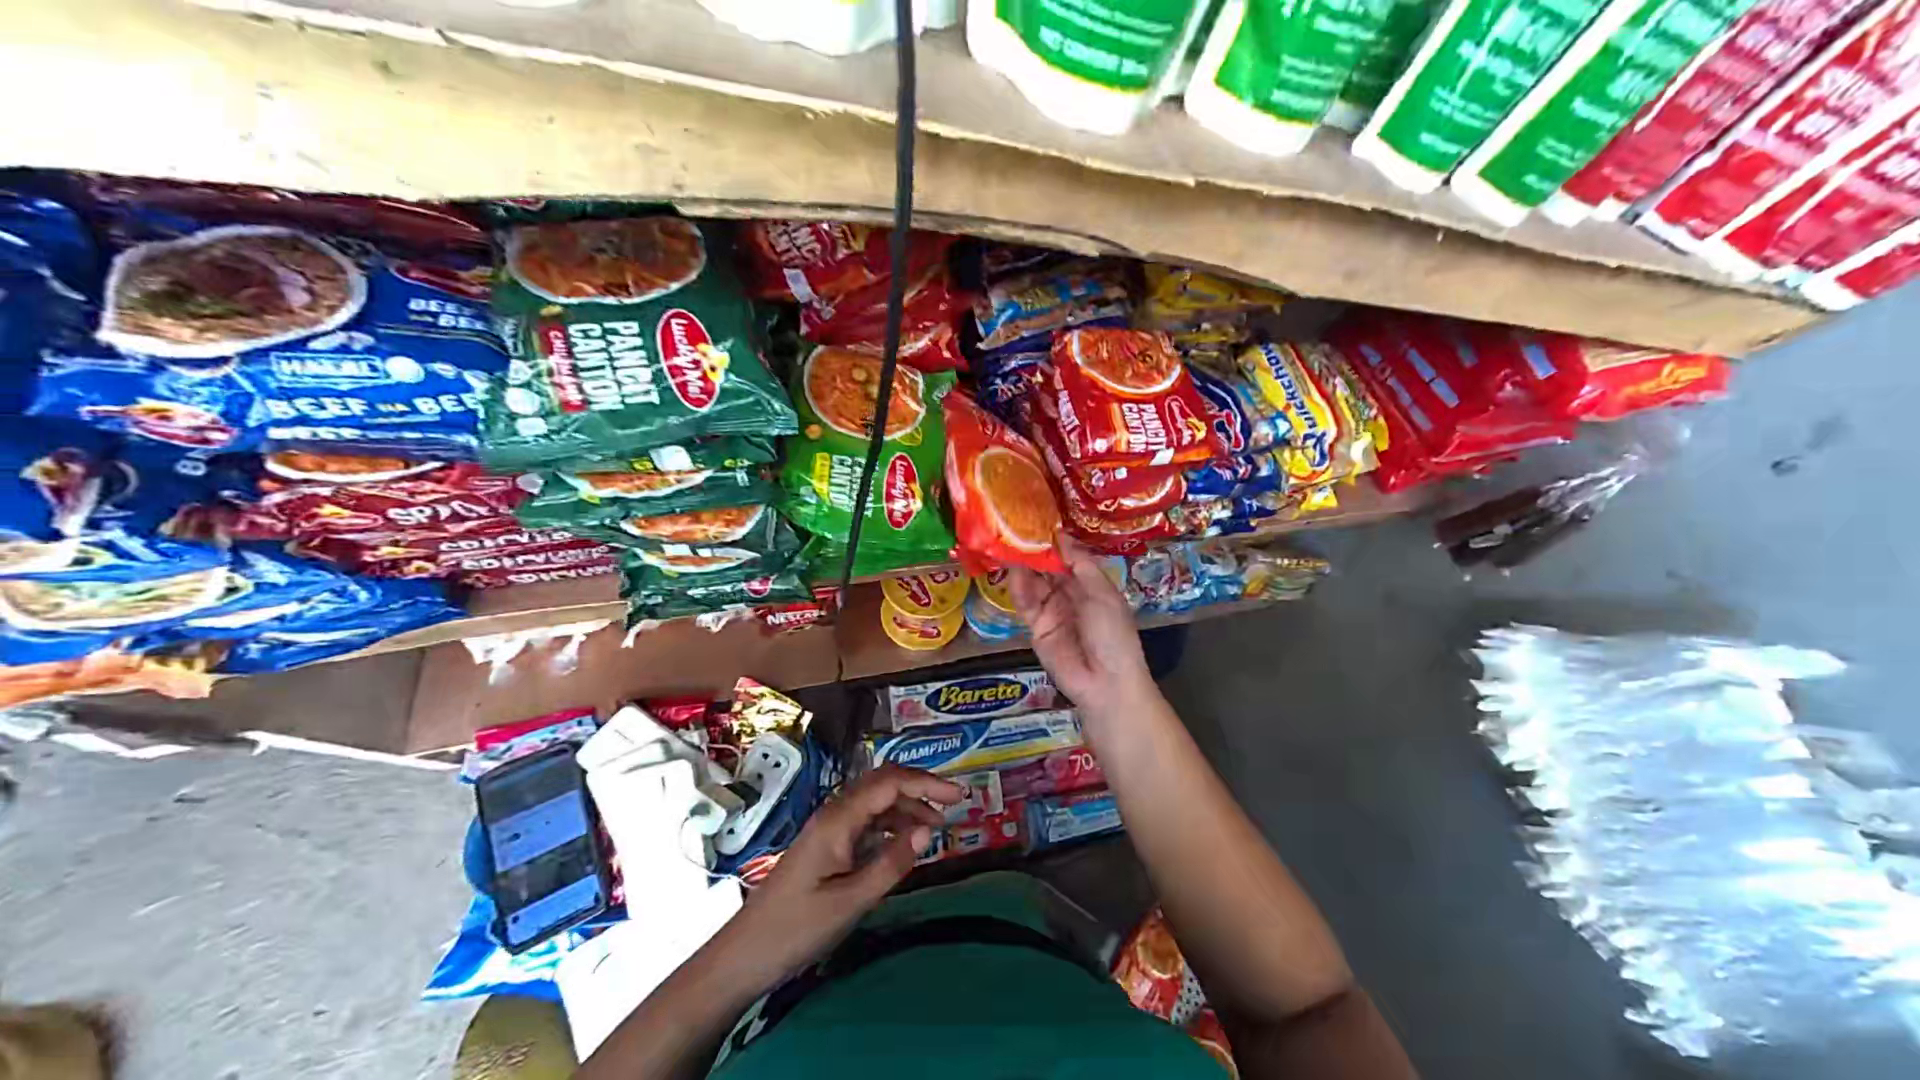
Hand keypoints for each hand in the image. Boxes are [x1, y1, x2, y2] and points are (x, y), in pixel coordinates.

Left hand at [726, 765, 961, 979]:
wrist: (744, 955)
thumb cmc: (796, 929)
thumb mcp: (850, 902)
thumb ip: (891, 864)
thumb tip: (929, 831)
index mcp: (837, 820)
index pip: (889, 783)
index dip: (926, 782)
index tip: (959, 795)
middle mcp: (833, 815)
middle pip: (882, 784)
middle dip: (919, 788)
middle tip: (953, 805)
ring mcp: (828, 830)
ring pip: (875, 803)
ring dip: (907, 808)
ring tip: (936, 829)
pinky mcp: (826, 847)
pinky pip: (865, 823)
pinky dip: (891, 826)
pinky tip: (905, 844)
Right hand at [1006, 533, 1156, 718]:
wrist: (1105, 682)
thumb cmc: (1113, 634)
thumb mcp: (1102, 594)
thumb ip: (1080, 564)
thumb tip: (1062, 536)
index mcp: (1091, 585)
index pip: (1070, 558)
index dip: (1056, 542)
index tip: (1040, 519)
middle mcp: (1070, 594)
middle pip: (1048, 568)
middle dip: (1035, 550)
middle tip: (1017, 528)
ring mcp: (1051, 610)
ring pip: (1034, 582)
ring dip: (1023, 565)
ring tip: (1009, 544)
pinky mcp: (1035, 626)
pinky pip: (1025, 602)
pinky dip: (1018, 587)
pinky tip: (1013, 571)